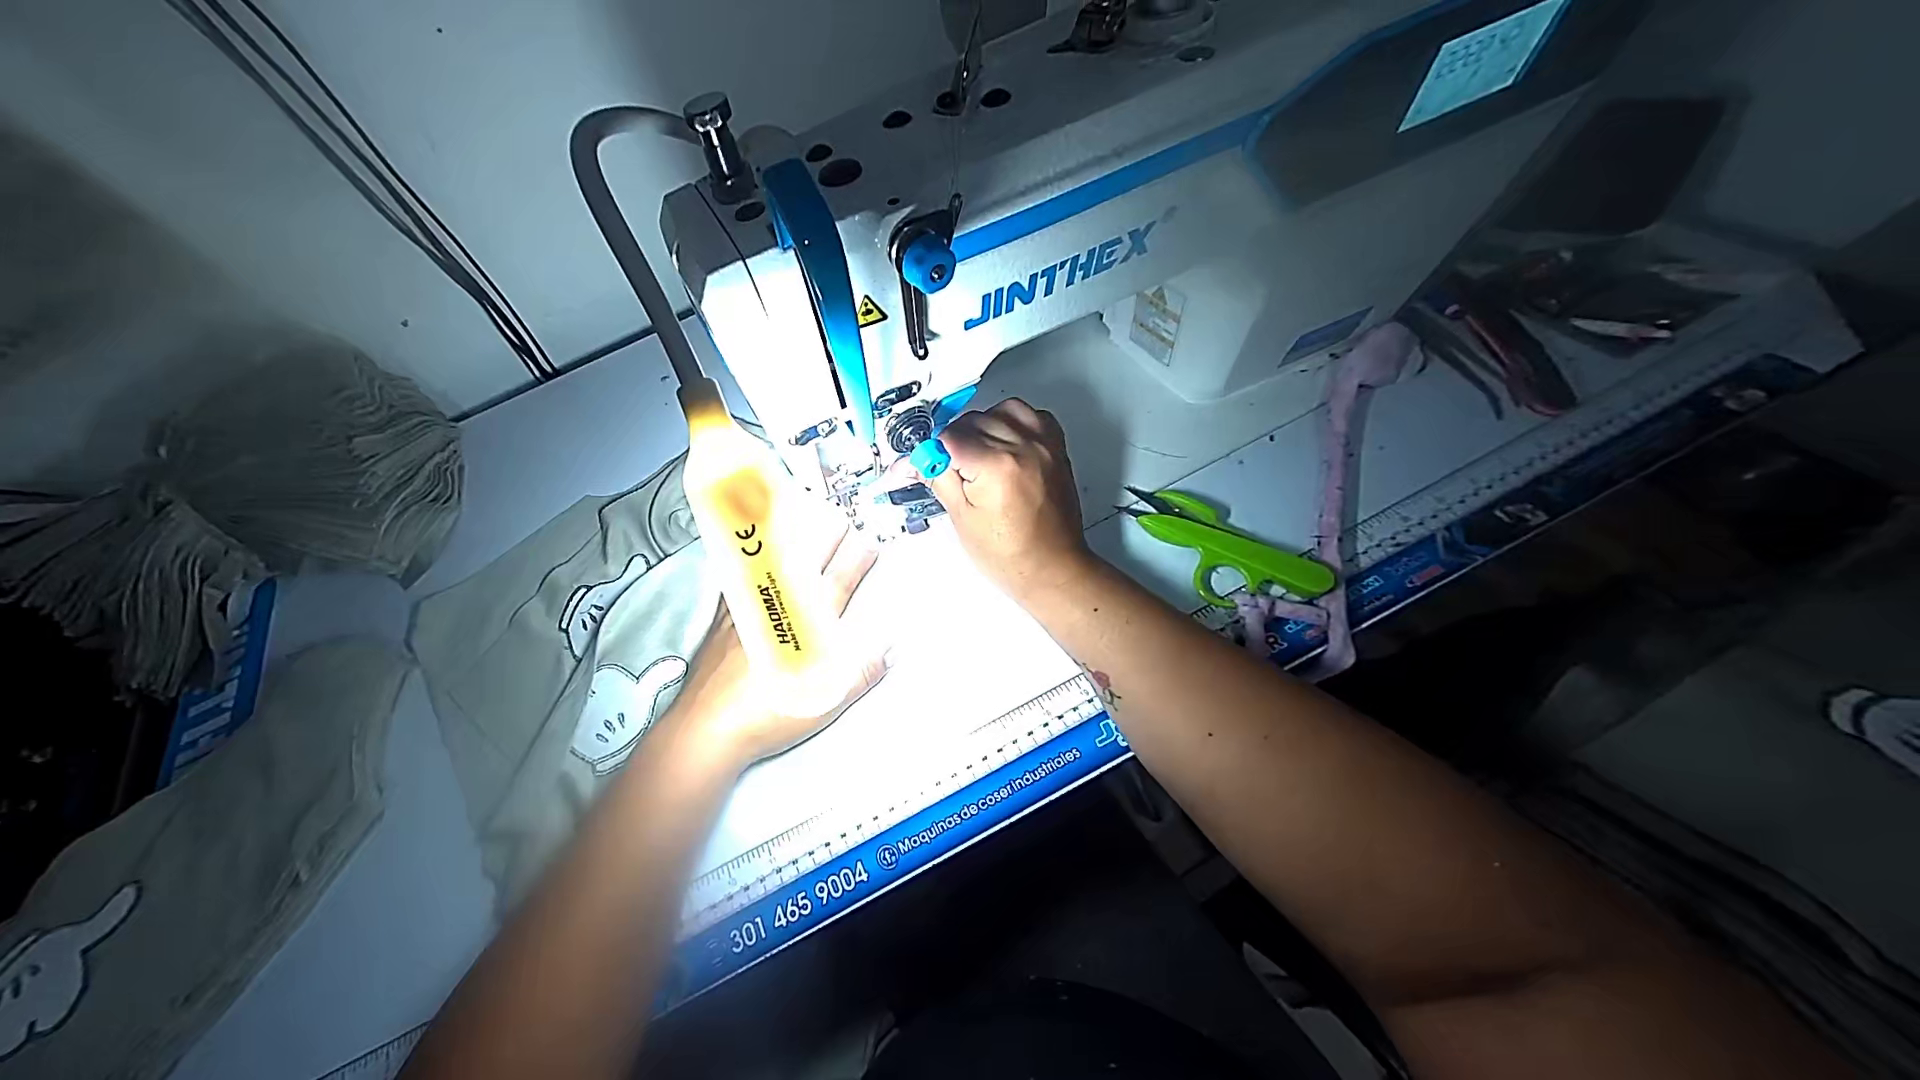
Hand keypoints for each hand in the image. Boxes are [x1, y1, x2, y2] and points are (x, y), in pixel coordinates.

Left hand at [670, 527, 889, 768]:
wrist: (709, 730)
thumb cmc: (762, 717)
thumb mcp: (825, 701)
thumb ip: (861, 673)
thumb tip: (888, 653)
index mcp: (806, 630)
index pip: (838, 586)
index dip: (855, 562)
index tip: (866, 544)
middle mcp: (777, 616)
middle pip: (808, 569)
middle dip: (826, 541)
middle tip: (836, 520)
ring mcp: (750, 616)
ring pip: (772, 569)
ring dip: (787, 544)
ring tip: (794, 523)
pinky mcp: (725, 625)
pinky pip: (737, 584)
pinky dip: (744, 566)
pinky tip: (742, 559)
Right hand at [924, 398, 1095, 598]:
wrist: (1051, 568)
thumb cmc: (1012, 556)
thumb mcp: (961, 518)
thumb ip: (939, 479)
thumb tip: (916, 460)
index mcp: (996, 466)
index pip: (949, 436)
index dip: (932, 452)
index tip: (925, 463)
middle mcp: (1024, 448)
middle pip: (972, 421)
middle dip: (954, 443)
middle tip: (950, 470)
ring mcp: (1043, 445)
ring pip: (1000, 410)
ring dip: (983, 427)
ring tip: (978, 457)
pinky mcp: (1056, 448)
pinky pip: (1031, 416)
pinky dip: (1014, 423)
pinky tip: (1004, 446)